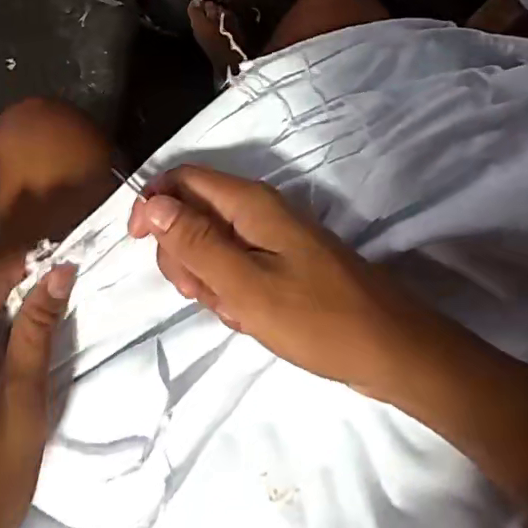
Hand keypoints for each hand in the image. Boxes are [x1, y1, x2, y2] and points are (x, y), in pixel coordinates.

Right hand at [127, 164, 434, 397]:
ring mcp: (270, 236)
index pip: (183, 179)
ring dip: (208, 281)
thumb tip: (152, 203)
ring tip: (238, 311)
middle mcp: (258, 209)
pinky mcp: (279, 261)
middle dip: (184, 255)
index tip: (139, 246)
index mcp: (249, 202)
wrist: (388, 348)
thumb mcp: (245, 285)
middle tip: (205, 293)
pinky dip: (232, 293)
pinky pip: (235, 268)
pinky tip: (251, 317)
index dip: (153, 205)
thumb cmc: (315, 317)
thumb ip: (196, 242)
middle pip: (192, 213)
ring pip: (210, 246)